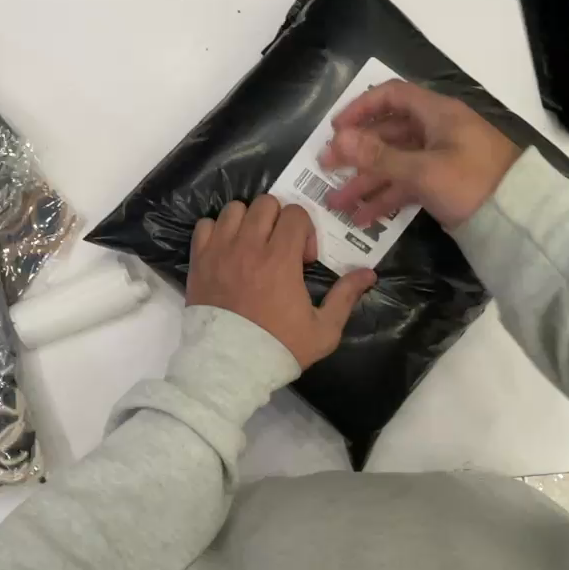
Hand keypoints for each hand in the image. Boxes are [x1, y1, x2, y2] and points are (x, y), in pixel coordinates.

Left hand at [187, 195, 376, 369]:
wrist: (230, 366)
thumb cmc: (279, 347)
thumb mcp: (323, 329)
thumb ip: (345, 297)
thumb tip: (369, 273)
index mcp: (280, 259)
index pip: (296, 214)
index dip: (305, 231)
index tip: (303, 260)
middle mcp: (248, 246)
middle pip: (266, 203)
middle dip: (279, 220)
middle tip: (280, 247)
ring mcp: (219, 251)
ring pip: (235, 209)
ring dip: (248, 221)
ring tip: (252, 246)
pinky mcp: (199, 260)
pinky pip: (205, 225)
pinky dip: (217, 230)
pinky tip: (226, 250)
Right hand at [319, 81, 521, 229]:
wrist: (521, 220)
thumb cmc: (472, 183)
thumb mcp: (422, 170)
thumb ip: (378, 156)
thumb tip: (337, 139)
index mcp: (437, 114)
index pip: (392, 96)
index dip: (360, 108)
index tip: (335, 130)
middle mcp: (436, 131)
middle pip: (387, 134)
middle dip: (355, 154)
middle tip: (325, 171)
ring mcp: (439, 158)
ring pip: (394, 163)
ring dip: (365, 182)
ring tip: (336, 204)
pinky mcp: (442, 183)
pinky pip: (406, 184)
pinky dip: (385, 198)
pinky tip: (363, 218)